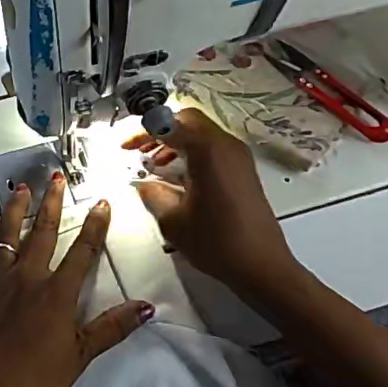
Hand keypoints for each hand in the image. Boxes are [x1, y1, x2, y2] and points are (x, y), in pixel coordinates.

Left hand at [0, 174, 153, 386]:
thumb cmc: (35, 382)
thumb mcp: (80, 357)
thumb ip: (112, 328)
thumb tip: (146, 306)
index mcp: (56, 293)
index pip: (82, 252)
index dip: (94, 226)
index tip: (101, 202)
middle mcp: (26, 277)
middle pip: (41, 232)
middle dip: (51, 203)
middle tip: (55, 177)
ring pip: (5, 237)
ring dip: (13, 211)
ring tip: (20, 189)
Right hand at [124, 108, 303, 294]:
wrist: (262, 266)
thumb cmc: (216, 242)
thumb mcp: (172, 220)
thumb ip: (153, 194)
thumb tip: (144, 184)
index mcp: (206, 150)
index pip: (167, 125)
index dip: (141, 132)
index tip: (125, 146)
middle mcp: (225, 145)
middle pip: (187, 120)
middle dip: (160, 130)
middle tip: (140, 150)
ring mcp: (238, 156)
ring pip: (201, 132)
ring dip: (176, 140)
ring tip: (155, 163)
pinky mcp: (244, 170)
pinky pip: (213, 147)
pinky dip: (192, 152)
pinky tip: (179, 175)